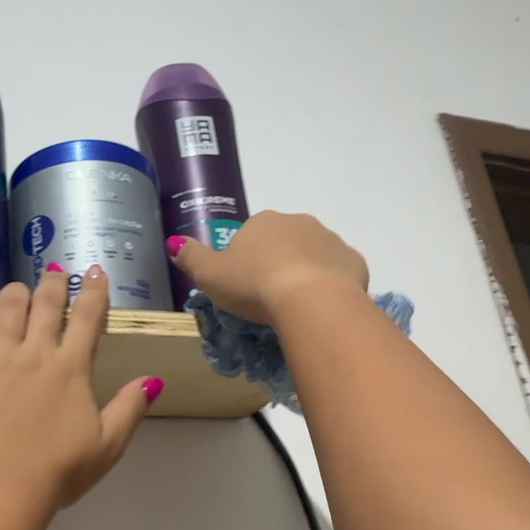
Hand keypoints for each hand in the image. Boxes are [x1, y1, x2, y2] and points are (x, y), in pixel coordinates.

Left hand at [0, 264, 160, 510]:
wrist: (1, 487)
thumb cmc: (58, 472)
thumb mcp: (108, 446)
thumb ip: (130, 408)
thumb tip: (152, 378)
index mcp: (72, 369)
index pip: (88, 318)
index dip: (95, 292)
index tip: (96, 272)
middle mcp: (37, 353)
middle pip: (47, 304)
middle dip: (54, 283)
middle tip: (56, 272)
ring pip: (9, 307)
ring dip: (17, 291)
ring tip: (20, 288)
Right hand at [168, 211, 367, 322]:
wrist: (310, 301)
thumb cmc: (254, 285)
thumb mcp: (209, 275)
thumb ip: (191, 258)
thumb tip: (175, 244)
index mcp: (263, 222)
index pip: (249, 237)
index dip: (245, 261)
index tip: (243, 286)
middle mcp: (298, 222)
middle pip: (283, 243)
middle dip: (277, 264)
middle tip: (268, 298)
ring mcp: (330, 240)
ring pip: (313, 256)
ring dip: (305, 273)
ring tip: (295, 306)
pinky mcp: (354, 262)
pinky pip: (338, 273)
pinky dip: (330, 286)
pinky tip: (319, 307)